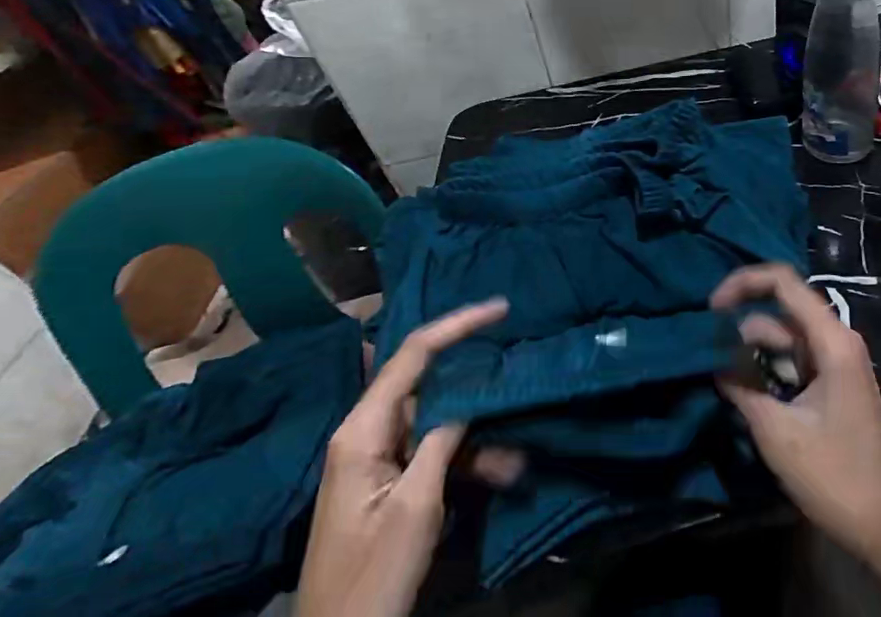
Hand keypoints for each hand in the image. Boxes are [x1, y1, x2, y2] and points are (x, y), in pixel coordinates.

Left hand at [298, 299, 512, 616]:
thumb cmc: (373, 572)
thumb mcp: (416, 504)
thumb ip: (443, 439)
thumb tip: (470, 395)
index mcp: (362, 430)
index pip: (412, 355)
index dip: (457, 325)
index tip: (500, 309)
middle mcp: (369, 432)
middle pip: (431, 385)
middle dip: (478, 387)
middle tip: (518, 379)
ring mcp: (380, 457)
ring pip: (441, 422)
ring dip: (480, 436)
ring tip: (515, 461)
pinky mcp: (392, 479)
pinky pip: (437, 452)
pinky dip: (469, 459)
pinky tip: (503, 473)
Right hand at [712, 266, 880, 616]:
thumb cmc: (835, 477)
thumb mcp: (778, 433)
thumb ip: (742, 389)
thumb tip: (714, 362)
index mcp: (832, 341)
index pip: (784, 283)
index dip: (744, 283)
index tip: (710, 309)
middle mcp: (837, 342)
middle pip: (781, 314)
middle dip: (742, 332)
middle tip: (709, 362)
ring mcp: (837, 364)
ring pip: (785, 341)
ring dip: (753, 356)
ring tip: (723, 384)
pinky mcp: (834, 386)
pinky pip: (794, 363)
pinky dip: (768, 372)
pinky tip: (745, 395)